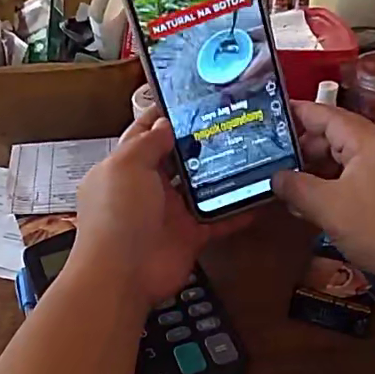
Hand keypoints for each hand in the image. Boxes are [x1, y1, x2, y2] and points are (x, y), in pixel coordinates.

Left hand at [71, 107, 252, 306]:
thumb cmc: (116, 217)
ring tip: (248, 150)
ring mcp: (168, 214)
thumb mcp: (126, 166)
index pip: (143, 135)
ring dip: (220, 174)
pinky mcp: (189, 237)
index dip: (162, 116)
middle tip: (229, 119)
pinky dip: (236, 213)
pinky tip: (257, 198)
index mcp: (124, 168)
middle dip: (198, 142)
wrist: (122, 274)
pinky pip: (217, 221)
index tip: (189, 99)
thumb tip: (165, 124)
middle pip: (176, 160)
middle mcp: (146, 189)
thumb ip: (147, 142)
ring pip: (200, 189)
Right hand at [276, 100, 374, 296]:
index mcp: (371, 141)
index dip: (298, 112)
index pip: (328, 115)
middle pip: (337, 136)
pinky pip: (358, 178)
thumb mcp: (329, 209)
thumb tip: (276, 177)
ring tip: (288, 187)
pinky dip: (334, 185)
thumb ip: (297, 188)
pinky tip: (315, 204)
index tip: (271, 114)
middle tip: (273, 163)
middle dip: (304, 148)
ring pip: (346, 160)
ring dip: (317, 171)